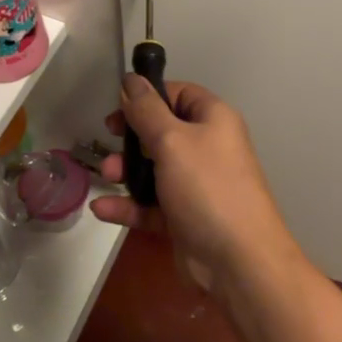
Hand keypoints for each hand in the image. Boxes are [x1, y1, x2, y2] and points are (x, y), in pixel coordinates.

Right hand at [90, 76, 301, 292]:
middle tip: (108, 139)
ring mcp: (196, 185)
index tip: (119, 106)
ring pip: (153, 169)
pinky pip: (150, 205)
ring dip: (126, 171)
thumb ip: (146, 110)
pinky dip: (128, 205)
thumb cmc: (207, 187)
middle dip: (131, 137)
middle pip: (162, 132)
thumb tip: (132, 80)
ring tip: (105, 176)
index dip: (149, 96)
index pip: (179, 94)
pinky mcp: (184, 218)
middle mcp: (207, 148)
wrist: (238, 261)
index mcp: (213, 120)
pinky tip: (102, 209)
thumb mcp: (172, 140)